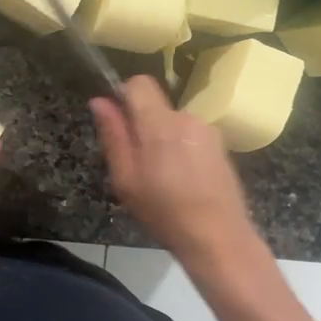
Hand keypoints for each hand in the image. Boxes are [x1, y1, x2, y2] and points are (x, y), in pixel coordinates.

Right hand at [91, 76, 256, 260]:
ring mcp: (208, 131)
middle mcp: (187, 118)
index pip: (140, 83)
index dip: (124, 96)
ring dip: (164, 141)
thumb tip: (99, 101)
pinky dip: (183, 151)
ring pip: (174, 124)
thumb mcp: (126, 178)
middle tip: (138, 165)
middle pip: (156, 107)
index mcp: (160, 123)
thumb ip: (113, 135)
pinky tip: (184, 182)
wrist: (218, 238)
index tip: (119, 124)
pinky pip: (191, 137)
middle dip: (143, 127)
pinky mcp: (221, 147)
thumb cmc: (164, 211)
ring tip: (163, 179)